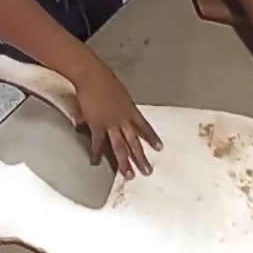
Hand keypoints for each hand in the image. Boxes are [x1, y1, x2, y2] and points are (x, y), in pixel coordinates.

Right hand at [71, 60, 161, 176]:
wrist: (92, 76)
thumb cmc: (105, 81)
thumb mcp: (121, 94)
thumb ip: (123, 106)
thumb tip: (122, 112)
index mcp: (131, 111)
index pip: (144, 127)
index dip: (152, 138)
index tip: (160, 148)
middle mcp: (123, 120)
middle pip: (134, 142)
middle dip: (141, 158)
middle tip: (147, 172)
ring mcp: (110, 124)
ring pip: (120, 147)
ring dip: (125, 162)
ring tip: (129, 175)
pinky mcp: (97, 125)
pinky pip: (98, 143)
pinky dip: (97, 154)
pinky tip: (96, 163)